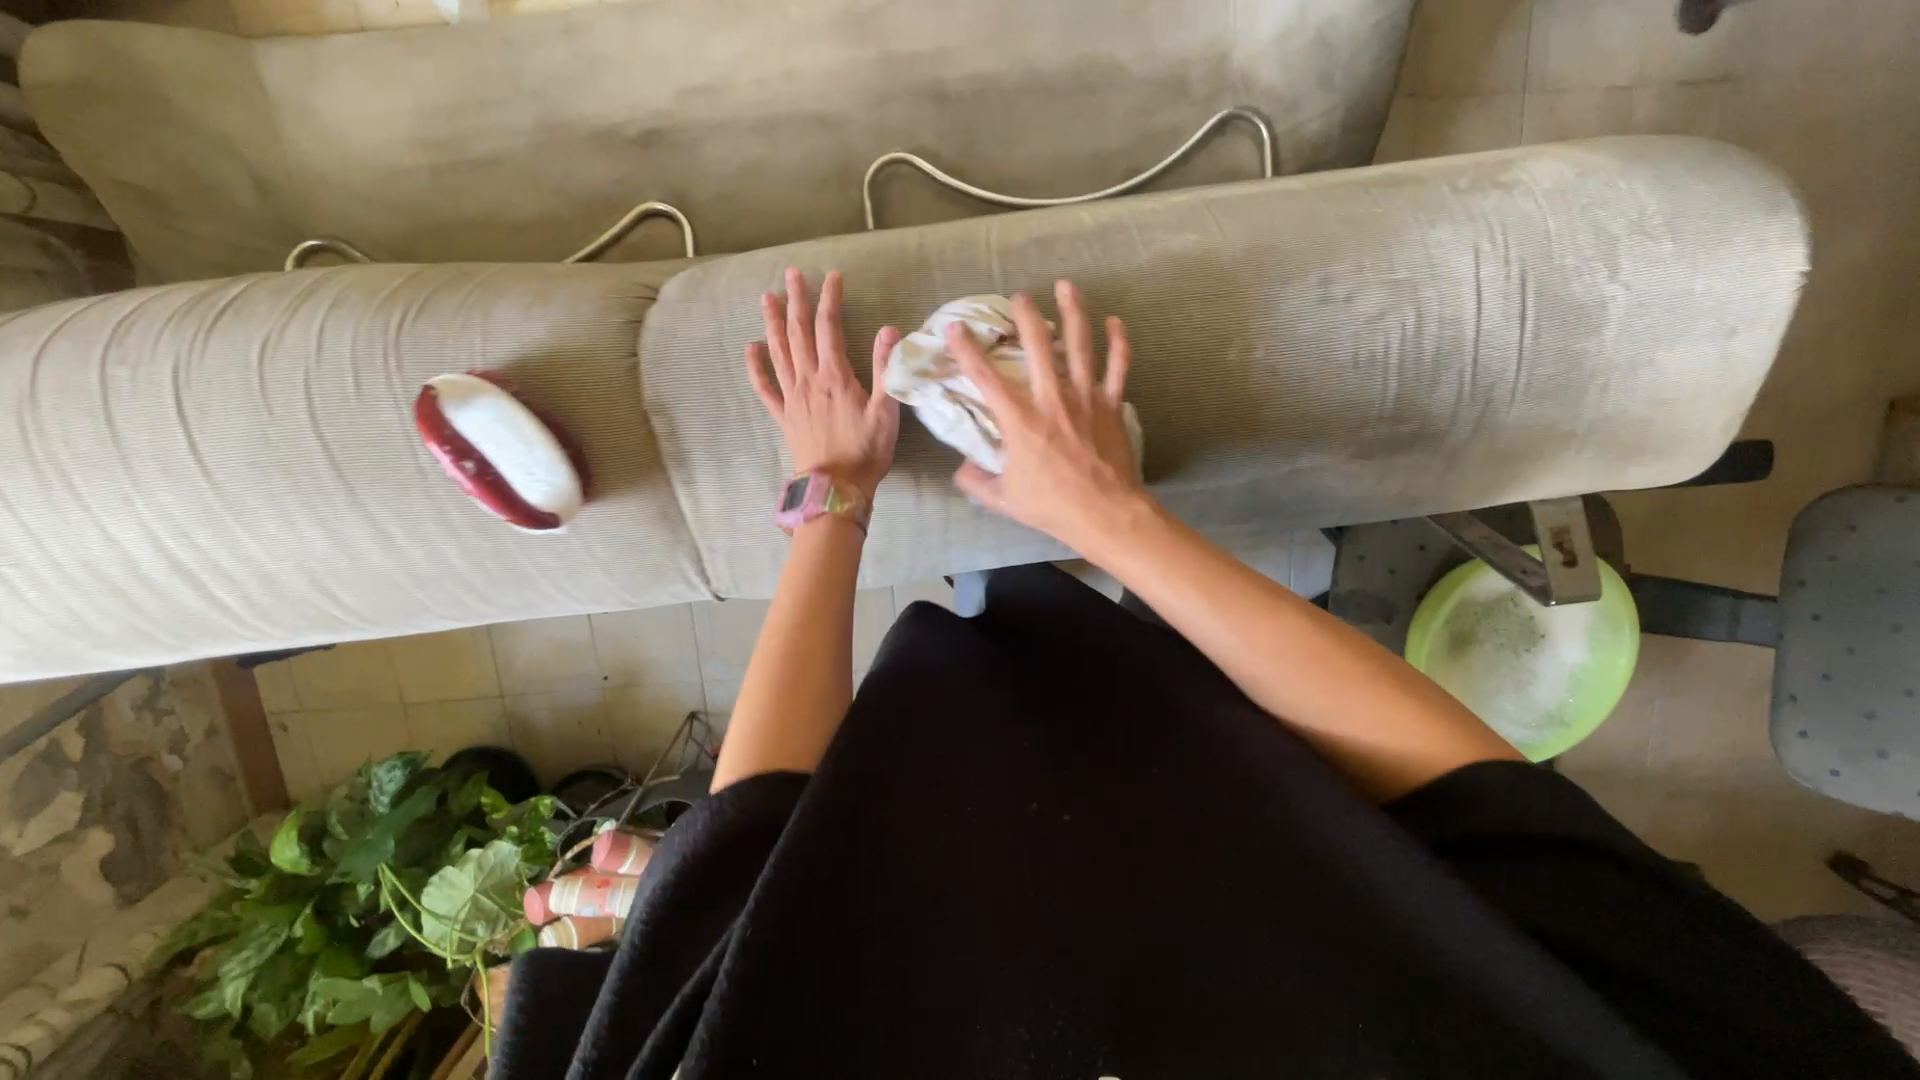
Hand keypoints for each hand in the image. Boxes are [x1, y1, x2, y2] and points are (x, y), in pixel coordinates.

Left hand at [746, 268, 902, 502]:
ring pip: (778, 352)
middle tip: (792, 274)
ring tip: (767, 298)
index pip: (829, 327)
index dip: (830, 299)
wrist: (836, 487)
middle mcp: (808, 380)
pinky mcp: (784, 415)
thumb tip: (888, 330)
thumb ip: (885, 369)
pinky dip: (756, 366)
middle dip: (795, 300)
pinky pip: (765, 387)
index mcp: (835, 376)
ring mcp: (792, 397)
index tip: (832, 277)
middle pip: (798, 332)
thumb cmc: (866, 452)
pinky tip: (751, 349)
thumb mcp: (886, 411)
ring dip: (772, 323)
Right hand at [946, 280, 1149, 552]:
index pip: (986, 378)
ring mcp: (1086, 398)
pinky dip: (1118, 342)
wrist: (1105, 513)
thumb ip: (977, 481)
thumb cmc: (1053, 507)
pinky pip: (1118, 367)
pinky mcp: (1113, 406)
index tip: (955, 328)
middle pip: (1038, 346)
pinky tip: (1115, 322)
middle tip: (1019, 297)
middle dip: (1026, 317)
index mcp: (1020, 420)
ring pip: (1080, 344)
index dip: (967, 350)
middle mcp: (1052, 399)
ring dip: (1073, 311)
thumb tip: (962, 468)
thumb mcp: (1004, 499)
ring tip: (1066, 286)